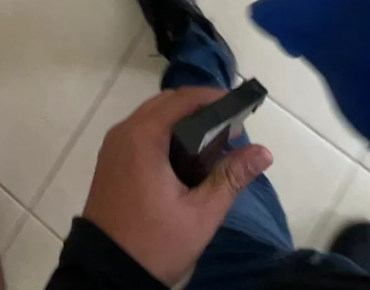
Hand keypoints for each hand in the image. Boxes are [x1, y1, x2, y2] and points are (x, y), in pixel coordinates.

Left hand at [80, 87, 274, 284]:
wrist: (106, 272)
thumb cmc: (154, 242)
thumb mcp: (200, 214)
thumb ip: (231, 178)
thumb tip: (264, 152)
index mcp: (143, 136)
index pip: (182, 99)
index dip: (211, 97)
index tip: (238, 105)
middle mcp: (124, 131)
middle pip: (166, 103)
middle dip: (199, 107)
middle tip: (230, 126)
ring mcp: (114, 144)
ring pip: (151, 115)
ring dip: (181, 118)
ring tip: (212, 138)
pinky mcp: (111, 158)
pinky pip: (140, 130)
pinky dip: (164, 131)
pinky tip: (184, 153)